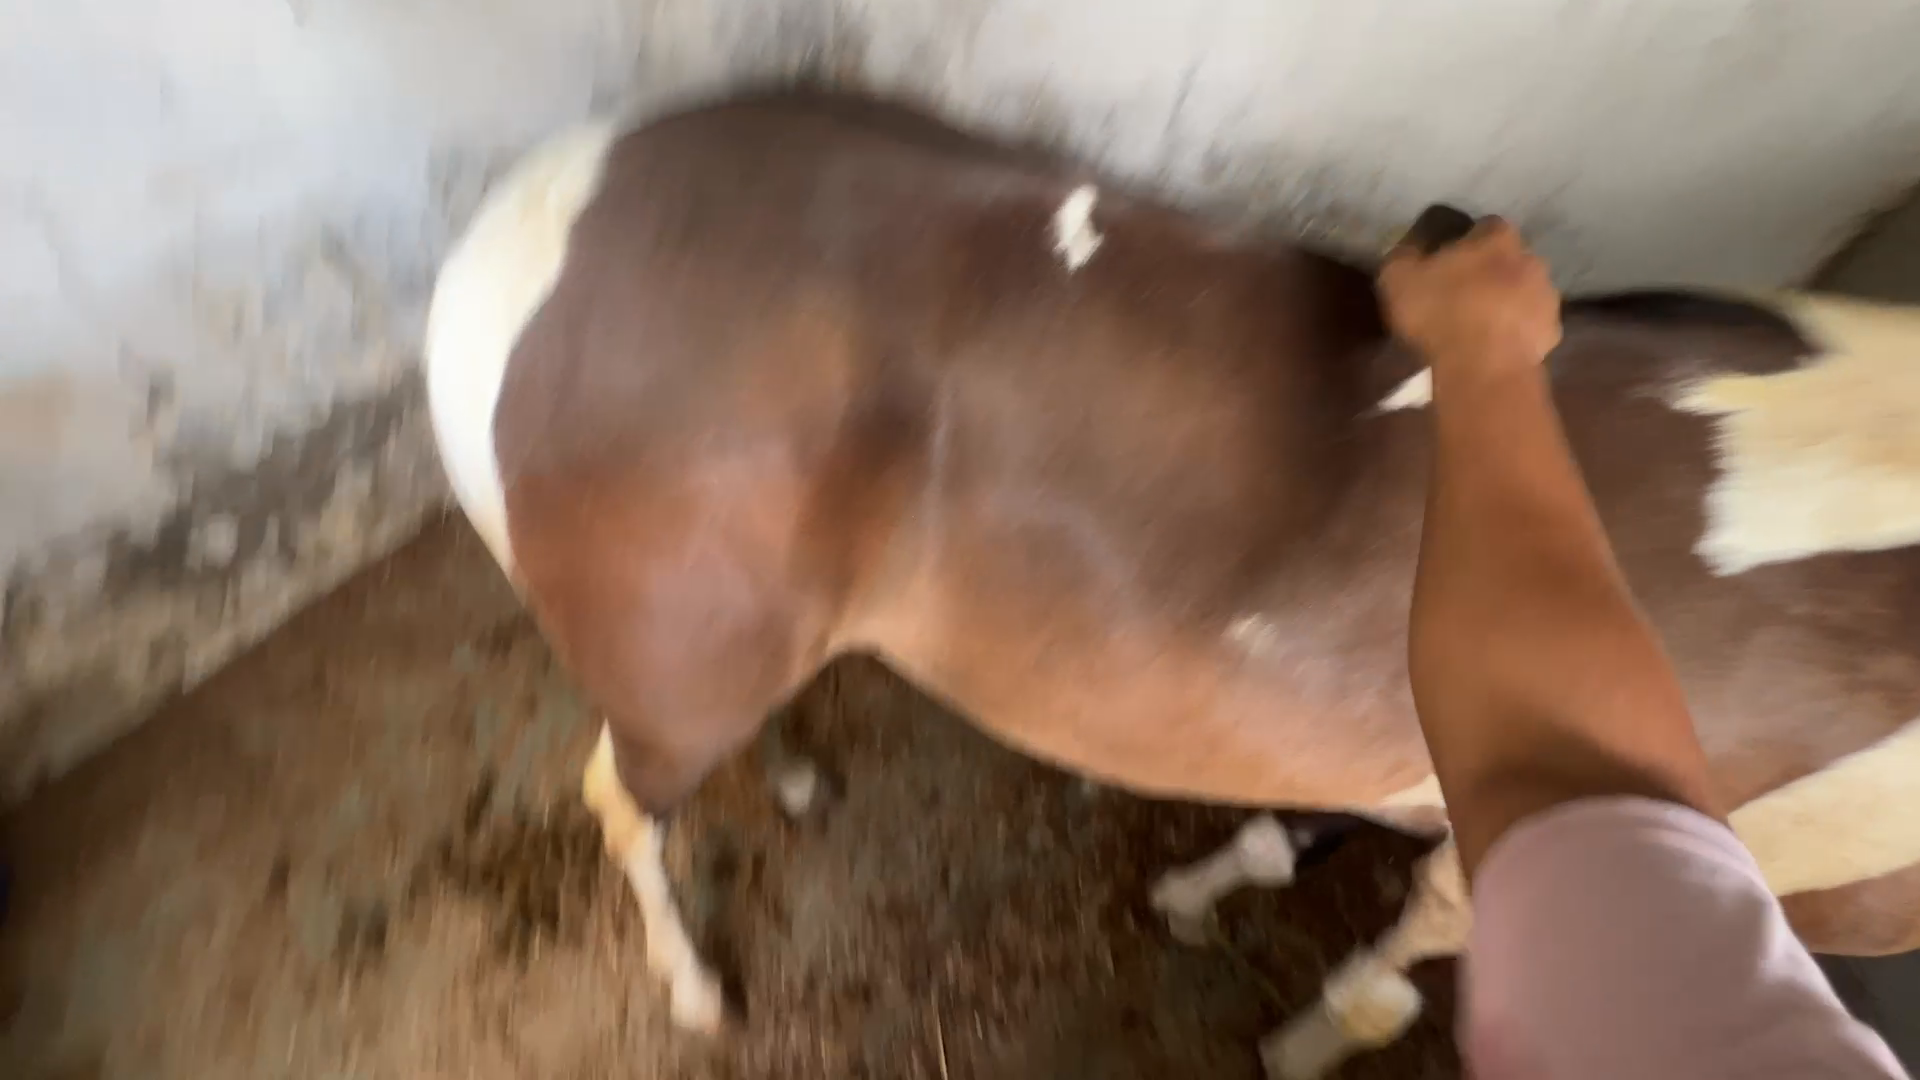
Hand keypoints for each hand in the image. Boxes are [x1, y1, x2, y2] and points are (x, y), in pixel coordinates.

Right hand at [1377, 218, 1562, 385]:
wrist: (1480, 366)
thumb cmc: (1437, 313)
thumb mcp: (1397, 279)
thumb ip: (1403, 255)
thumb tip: (1410, 246)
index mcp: (1495, 238)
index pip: (1483, 226)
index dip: (1463, 243)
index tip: (1444, 264)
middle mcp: (1530, 258)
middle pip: (1507, 259)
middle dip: (1487, 272)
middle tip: (1458, 297)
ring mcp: (1546, 295)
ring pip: (1522, 291)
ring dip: (1503, 302)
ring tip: (1474, 326)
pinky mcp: (1551, 330)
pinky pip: (1528, 325)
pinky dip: (1512, 331)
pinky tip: (1490, 347)